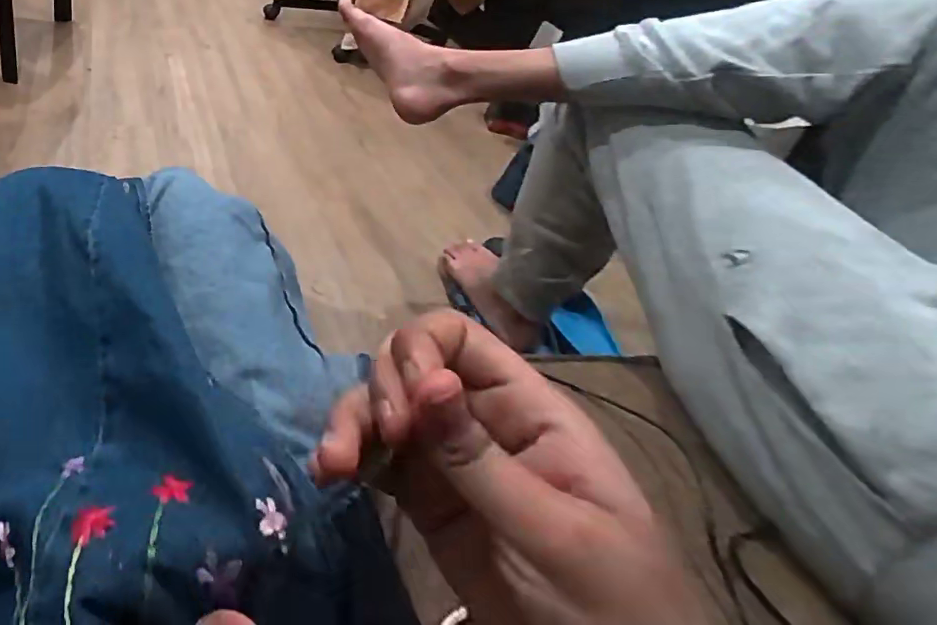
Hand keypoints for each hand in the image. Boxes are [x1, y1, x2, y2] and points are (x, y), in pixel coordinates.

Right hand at [309, 311, 705, 624]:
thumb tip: (429, 379)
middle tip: (383, 438)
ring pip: (382, 406)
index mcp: (524, 409)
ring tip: (332, 463)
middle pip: (407, 364)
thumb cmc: (610, 607)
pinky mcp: (421, 496)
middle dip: (382, 389)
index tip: (410, 398)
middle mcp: (476, 418)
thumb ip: (481, 459)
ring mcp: (445, 457)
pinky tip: (327, 474)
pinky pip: (374, 456)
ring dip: (350, 422)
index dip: (423, 349)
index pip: (458, 338)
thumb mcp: (554, 533)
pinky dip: (345, 455)